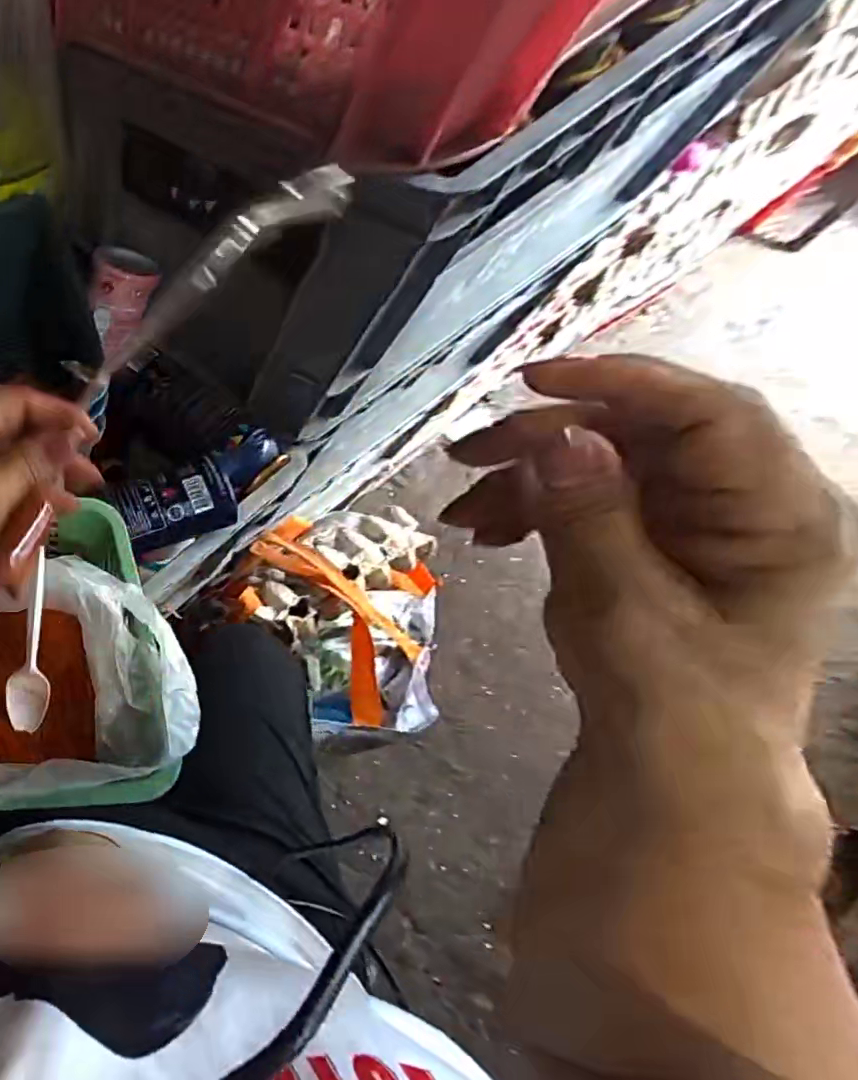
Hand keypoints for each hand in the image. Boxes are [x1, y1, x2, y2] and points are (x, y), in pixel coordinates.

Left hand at [0, 386, 101, 613]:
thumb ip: (32, 464)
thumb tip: (68, 438)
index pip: (18, 402)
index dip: (61, 416)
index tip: (94, 437)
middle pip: (9, 434)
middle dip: (50, 460)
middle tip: (88, 482)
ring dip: (31, 486)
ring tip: (68, 508)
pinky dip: (3, 500)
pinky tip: (31, 518)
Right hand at [441, 355, 853, 743]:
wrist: (669, 746)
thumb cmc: (666, 687)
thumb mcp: (621, 603)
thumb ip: (592, 517)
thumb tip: (560, 439)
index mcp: (778, 514)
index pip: (713, 416)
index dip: (626, 382)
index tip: (532, 379)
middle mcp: (744, 500)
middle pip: (645, 431)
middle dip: (548, 436)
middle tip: (467, 456)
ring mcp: (695, 516)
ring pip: (603, 459)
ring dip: (524, 474)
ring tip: (464, 509)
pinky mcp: (651, 532)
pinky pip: (585, 494)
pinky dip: (529, 503)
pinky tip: (489, 529)